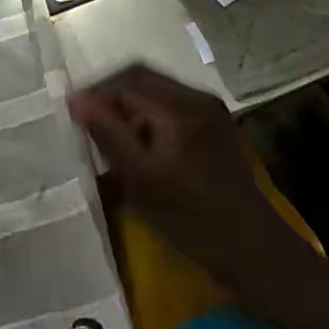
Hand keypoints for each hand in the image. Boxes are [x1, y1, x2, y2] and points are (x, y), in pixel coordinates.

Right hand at [68, 65, 254, 215]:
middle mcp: (197, 97)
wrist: (255, 251)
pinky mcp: (213, 124)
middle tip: (88, 119)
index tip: (74, 114)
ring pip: (154, 90)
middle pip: (141, 78)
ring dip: (127, 104)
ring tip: (110, 133)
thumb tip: (76, 99)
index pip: (126, 81)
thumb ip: (107, 133)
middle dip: (110, 94)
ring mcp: (209, 109)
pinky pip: (169, 103)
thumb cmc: (192, 217)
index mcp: (180, 107)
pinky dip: (146, 114)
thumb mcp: (140, 178)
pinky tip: (138, 141)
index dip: (96, 93)